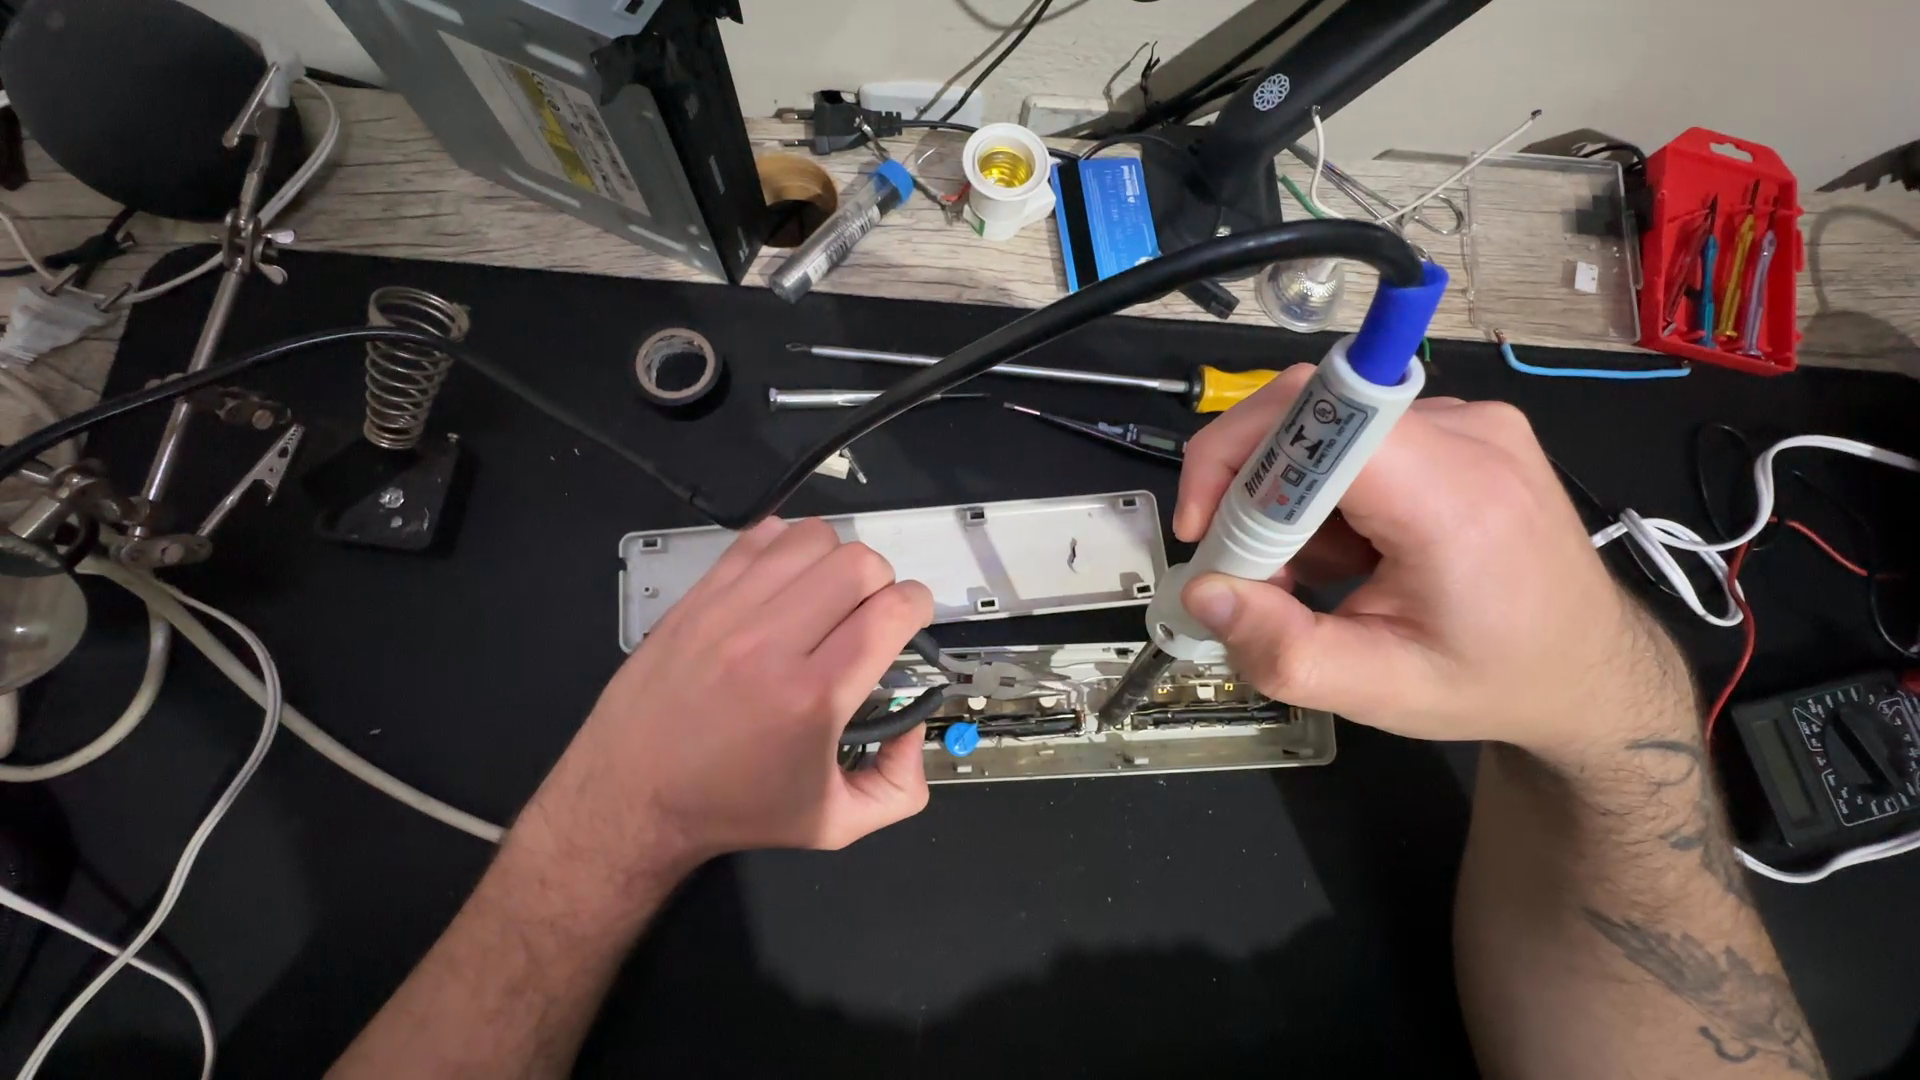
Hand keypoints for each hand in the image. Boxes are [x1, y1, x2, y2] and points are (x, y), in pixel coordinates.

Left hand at [526, 518, 934, 877]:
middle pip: (858, 565)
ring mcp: (729, 612)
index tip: (912, 619)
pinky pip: (758, 538)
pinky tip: (785, 582)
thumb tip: (917, 731)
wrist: (631, 795)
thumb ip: (899, 787)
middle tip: (870, 612)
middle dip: (883, 582)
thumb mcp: (833, 824)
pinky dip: (786, 548)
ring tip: (828, 593)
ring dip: (836, 559)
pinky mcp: (699, 598)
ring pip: (812, 539)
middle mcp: (771, 643)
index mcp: (813, 698)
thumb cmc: (734, 808)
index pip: (890, 612)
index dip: (918, 605)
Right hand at [1172, 366, 1691, 758]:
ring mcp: (1467, 422)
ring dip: (1284, 500)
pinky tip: (1345, 553)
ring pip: (1321, 428)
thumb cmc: (1493, 681)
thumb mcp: (1378, 690)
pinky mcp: (1458, 428)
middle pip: (1307, 414)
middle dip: (1250, 492)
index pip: (1316, 415)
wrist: (1591, 669)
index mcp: (1454, 496)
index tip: (1203, 528)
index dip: (1235, 453)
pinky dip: (1318, 493)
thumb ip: (1282, 650)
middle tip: (1249, 569)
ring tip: (1311, 574)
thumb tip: (1200, 593)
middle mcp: (1466, 433)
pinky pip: (1351, 439)